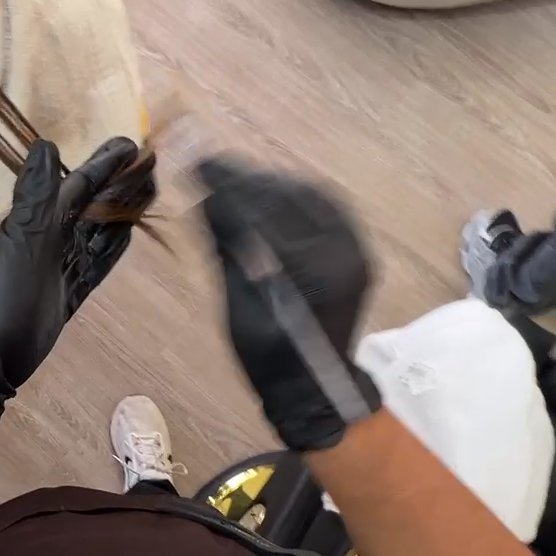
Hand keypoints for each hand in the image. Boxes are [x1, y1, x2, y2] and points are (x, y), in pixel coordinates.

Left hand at [0, 138, 143, 429]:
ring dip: (119, 215)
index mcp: (39, 225)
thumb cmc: (3, 298)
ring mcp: (60, 270)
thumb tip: (44, 145)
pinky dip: (111, 251)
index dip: (102, 167)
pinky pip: (95, 267)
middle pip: (91, 208)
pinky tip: (128, 236)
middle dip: (117, 187)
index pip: (76, 187)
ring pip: (96, 235)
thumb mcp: (20, 243)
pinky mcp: (67, 296)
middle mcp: (51, 243)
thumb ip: (35, 198)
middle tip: (150, 166)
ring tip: (147, 194)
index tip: (131, 146)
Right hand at [200, 156, 381, 451]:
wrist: (316, 388)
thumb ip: (229, 251)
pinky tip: (266, 195)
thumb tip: (207, 201)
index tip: (198, 168)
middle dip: (249, 179)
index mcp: (312, 271)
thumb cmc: (268, 359)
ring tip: (233, 178)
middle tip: (211, 167)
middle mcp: (343, 251)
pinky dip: (292, 197)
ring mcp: (356, 249)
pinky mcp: (356, 251)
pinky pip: (326, 210)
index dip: (230, 187)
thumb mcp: (238, 307)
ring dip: (270, 183)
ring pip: (312, 197)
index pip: (265, 212)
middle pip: (292, 197)